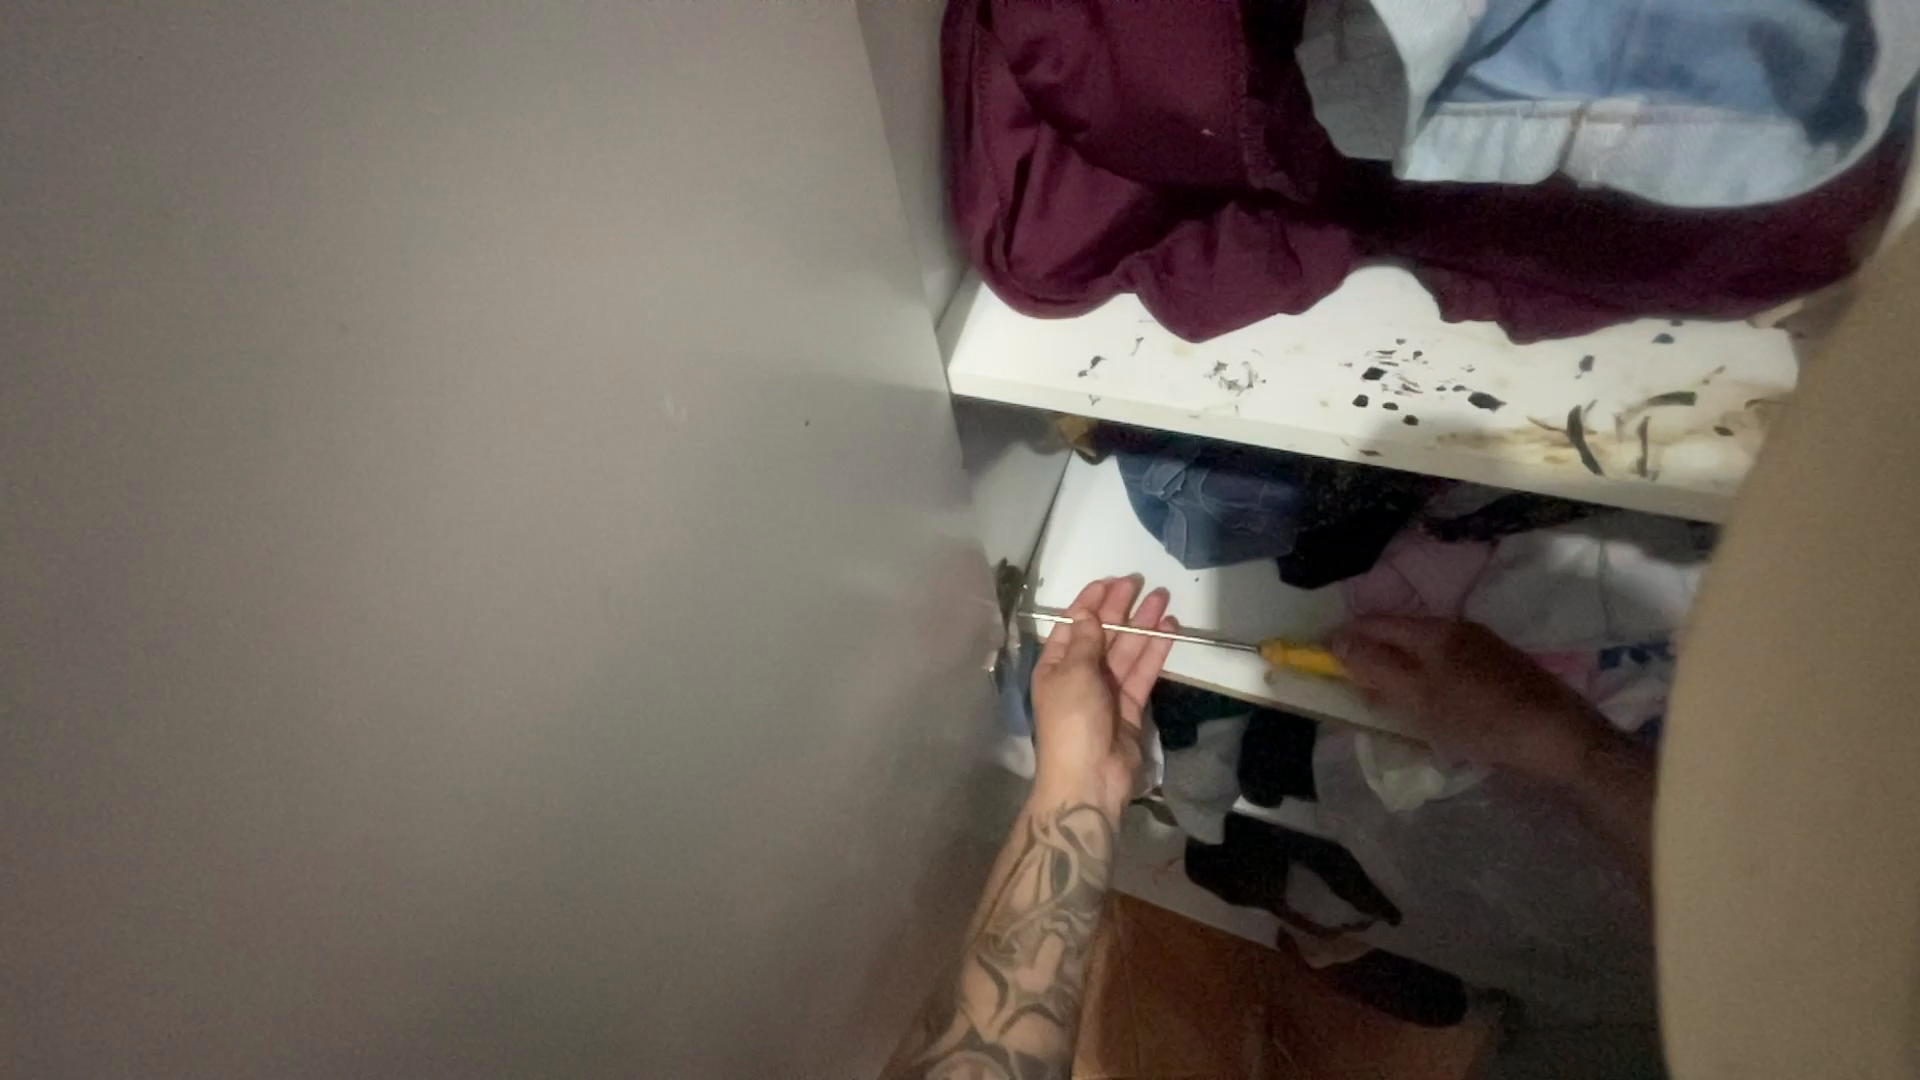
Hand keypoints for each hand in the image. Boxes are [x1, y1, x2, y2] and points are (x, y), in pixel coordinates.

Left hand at [1029, 576, 1173, 818]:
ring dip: (1143, 624)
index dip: (1090, 602)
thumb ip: (1084, 641)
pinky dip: (1156, 650)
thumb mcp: (1072, 673)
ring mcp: (1106, 689)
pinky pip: (1142, 671)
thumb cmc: (1072, 720)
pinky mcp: (1130, 705)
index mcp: (1055, 665)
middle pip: (1102, 633)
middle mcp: (1079, 673)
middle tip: (1139, 583)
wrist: (1090, 777)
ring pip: (1126, 649)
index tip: (1110, 582)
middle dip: (1120, 608)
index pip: (1073, 624)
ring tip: (1162, 598)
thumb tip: (1085, 612)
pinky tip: (1169, 628)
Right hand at [1330, 616, 1615, 782]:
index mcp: (1432, 630)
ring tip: (1390, 698)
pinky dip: (1426, 677)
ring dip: (1398, 667)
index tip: (1322, 660)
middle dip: (1370, 654)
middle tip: (1355, 687)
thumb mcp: (1415, 696)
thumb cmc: (1480, 719)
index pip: (1372, 622)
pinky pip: (1447, 663)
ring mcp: (1483, 646)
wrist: (1564, 743)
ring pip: (1423, 649)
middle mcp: (1456, 628)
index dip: (1342, 638)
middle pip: (1398, 634)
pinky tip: (1432, 702)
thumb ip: (1372, 665)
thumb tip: (1335, 639)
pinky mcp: (1502, 668)